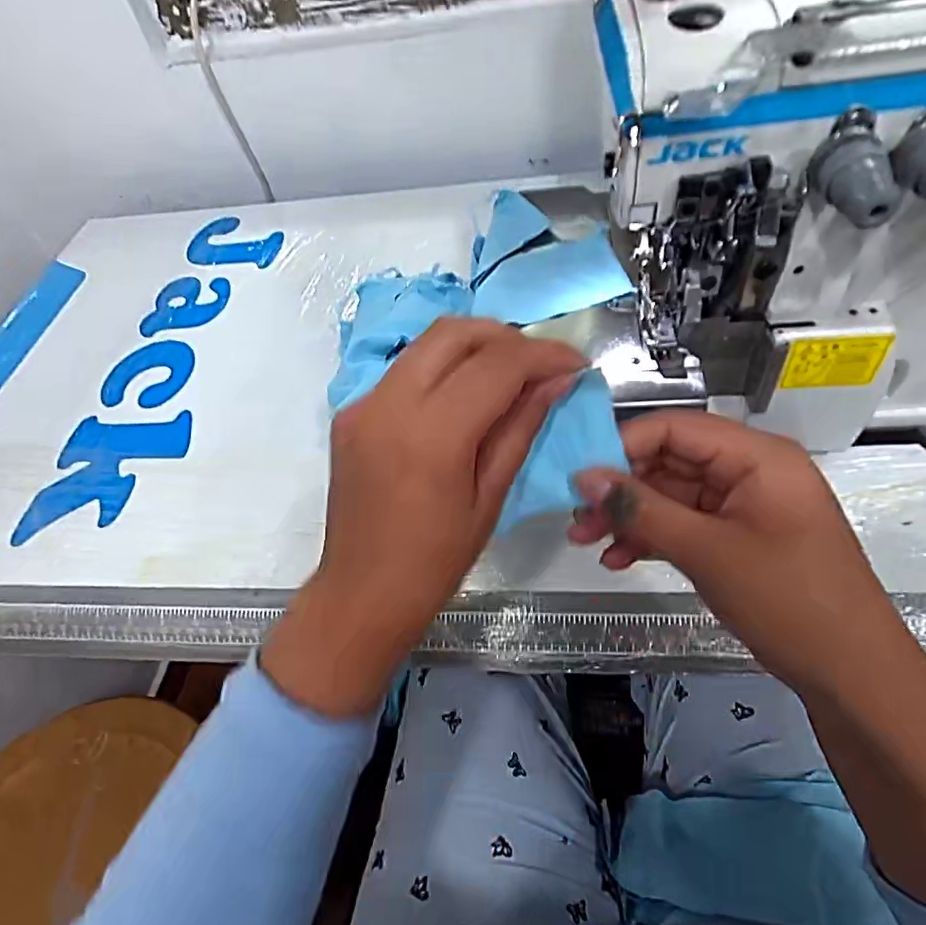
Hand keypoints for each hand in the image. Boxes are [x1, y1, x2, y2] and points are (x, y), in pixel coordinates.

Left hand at [264, 318, 585, 715]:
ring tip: (508, 373)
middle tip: (540, 363)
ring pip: (425, 342)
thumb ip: (521, 428)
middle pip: (455, 332)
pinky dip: (441, 368)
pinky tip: (463, 395)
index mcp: (431, 436)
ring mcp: (362, 404)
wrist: (361, 593)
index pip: (497, 364)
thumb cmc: (434, 562)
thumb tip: (556, 381)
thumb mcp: (490, 498)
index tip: (575, 363)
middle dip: (507, 336)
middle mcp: (389, 405)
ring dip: (473, 345)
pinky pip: (403, 370)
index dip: (544, 354)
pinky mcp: (349, 412)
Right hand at [567, 411, 900, 679]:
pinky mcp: (739, 537)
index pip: (676, 428)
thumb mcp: (708, 551)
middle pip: (670, 462)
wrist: (851, 675)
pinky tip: (620, 559)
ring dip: (631, 517)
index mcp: (757, 456)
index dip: (623, 446)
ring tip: (587, 541)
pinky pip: (686, 524)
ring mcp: (745, 506)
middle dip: (622, 489)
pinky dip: (653, 538)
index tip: (579, 476)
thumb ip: (643, 510)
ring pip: (672, 496)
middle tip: (577, 517)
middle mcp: (750, 471)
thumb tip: (586, 477)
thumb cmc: (789, 601)